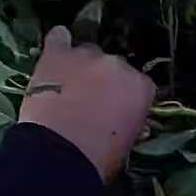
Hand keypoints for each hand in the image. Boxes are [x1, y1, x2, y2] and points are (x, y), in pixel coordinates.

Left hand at [18, 27, 155, 182]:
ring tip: (68, 85)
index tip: (116, 109)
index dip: (125, 96)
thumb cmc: (98, 157)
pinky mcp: (57, 54)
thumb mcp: (127, 140)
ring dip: (81, 66)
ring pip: (87, 53)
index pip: (139, 84)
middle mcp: (116, 64)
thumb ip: (127, 116)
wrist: (59, 152)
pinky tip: (57, 45)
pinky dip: (59, 42)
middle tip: (90, 101)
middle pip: (113, 66)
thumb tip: (120, 113)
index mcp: (139, 86)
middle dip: (104, 81)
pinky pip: (59, 39)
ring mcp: (86, 55)